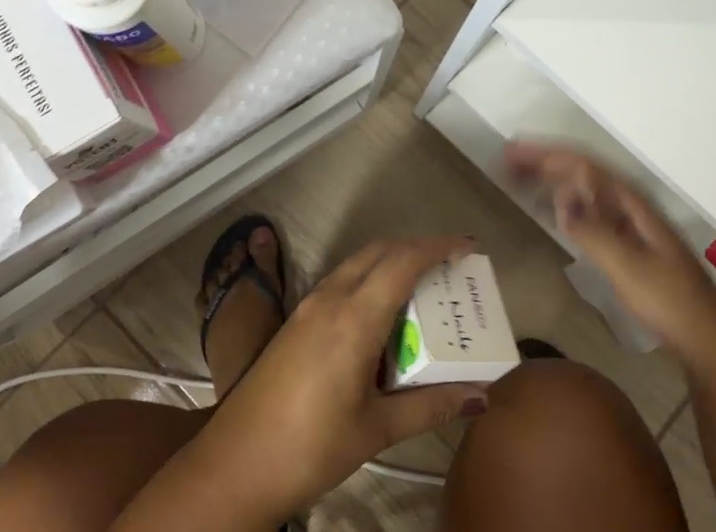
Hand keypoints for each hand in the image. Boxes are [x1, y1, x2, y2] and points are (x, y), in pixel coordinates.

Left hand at [174, 237, 487, 520]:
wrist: (233, 466)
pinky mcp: (294, 323)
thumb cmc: (310, 447)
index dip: (438, 248)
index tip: (468, 248)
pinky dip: (369, 282)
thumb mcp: (377, 429)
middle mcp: (329, 300)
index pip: (402, 262)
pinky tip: (382, 318)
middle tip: (451, 267)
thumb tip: (482, 396)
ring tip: (424, 289)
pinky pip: (340, 283)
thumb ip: (432, 405)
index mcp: (353, 318)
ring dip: (390, 264)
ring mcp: (306, 309)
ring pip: (356, 265)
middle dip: (417, 249)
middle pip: (378, 252)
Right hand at [505, 141, 715, 362]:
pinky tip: (550, 210)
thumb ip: (593, 231)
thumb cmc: (668, 300)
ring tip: (519, 179)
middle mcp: (630, 205)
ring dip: (552, 180)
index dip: (547, 155)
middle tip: (507, 161)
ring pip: (584, 190)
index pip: (583, 165)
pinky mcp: (627, 244)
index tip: (514, 151)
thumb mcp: (627, 266)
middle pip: (582, 172)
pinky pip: (589, 211)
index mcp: (632, 202)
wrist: (705, 335)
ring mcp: (630, 224)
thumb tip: (561, 202)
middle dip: (545, 163)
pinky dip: (566, 204)